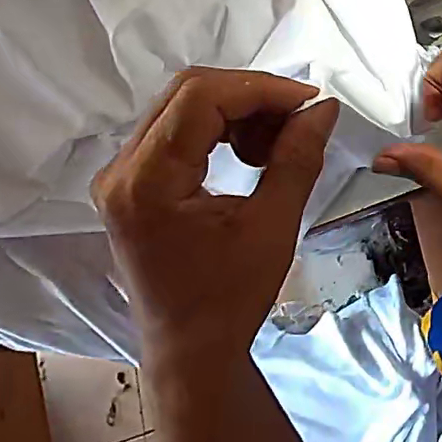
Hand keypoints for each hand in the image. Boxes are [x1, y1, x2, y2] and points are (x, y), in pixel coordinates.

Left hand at [93, 68, 338, 361]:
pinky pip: (176, 131)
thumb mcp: (273, 228)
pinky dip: (218, 129)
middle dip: (249, 96)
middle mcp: (120, 170)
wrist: (191, 352)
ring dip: (235, 111)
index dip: (258, 89)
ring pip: (181, 107)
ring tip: (275, 144)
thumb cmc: (230, 299)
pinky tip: (248, 153)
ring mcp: (119, 175)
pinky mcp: (130, 183)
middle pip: (186, 94)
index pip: (199, 98)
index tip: (306, 102)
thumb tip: (323, 108)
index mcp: (146, 182)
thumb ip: (297, 159)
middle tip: (297, 118)